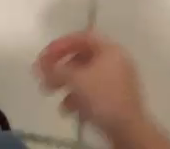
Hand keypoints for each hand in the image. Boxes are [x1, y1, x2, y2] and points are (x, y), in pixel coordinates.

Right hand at [34, 31, 167, 148]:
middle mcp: (115, 61)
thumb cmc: (104, 98)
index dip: (60, 45)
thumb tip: (38, 66)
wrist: (130, 131)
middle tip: (44, 77)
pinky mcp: (117, 100)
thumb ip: (56, 70)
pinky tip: (68, 109)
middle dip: (60, 68)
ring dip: (66, 84)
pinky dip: (78, 97)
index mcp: (109, 49)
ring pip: (85, 76)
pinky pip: (93, 92)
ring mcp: (117, 81)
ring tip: (52, 94)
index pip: (80, 37)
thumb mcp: (76, 80)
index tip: (44, 56)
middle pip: (81, 58)